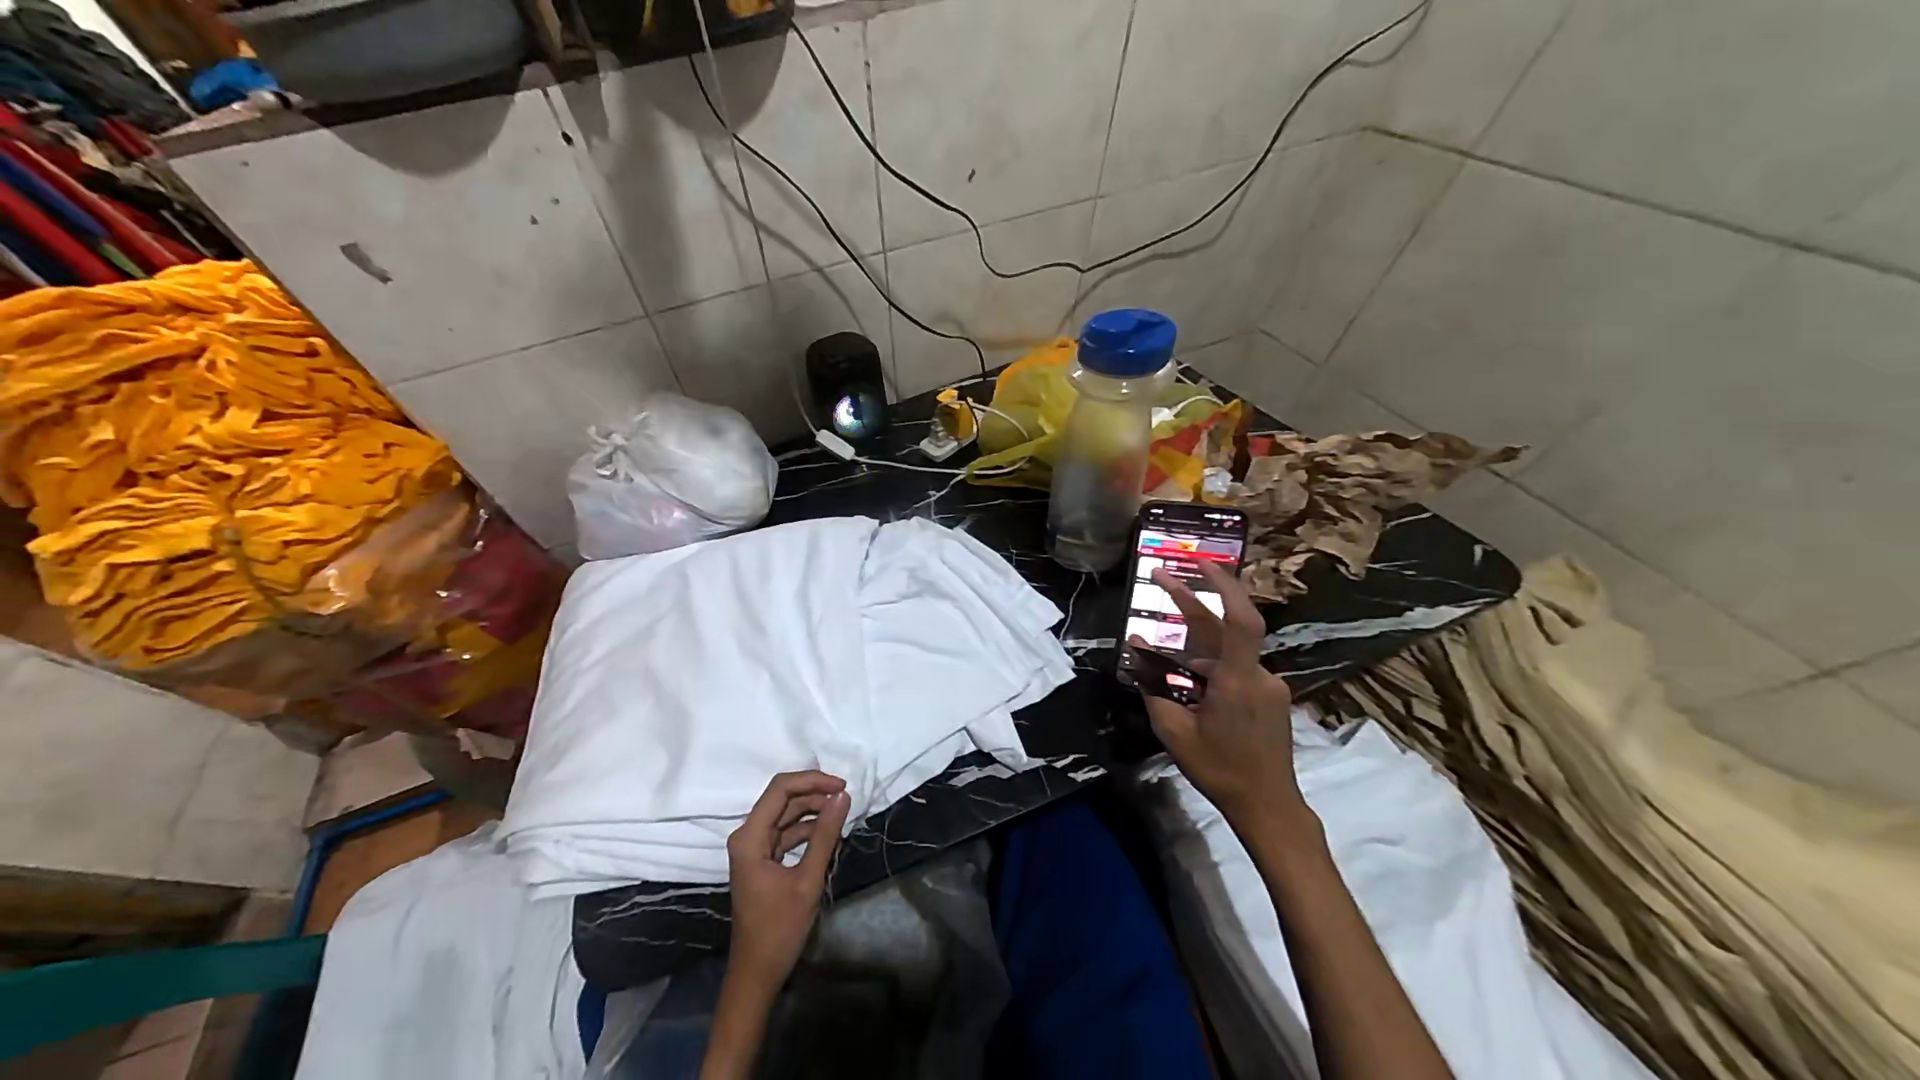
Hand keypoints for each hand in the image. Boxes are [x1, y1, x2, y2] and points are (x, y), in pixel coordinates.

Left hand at [723, 771, 851, 991]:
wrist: (758, 972)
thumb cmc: (779, 928)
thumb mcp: (808, 880)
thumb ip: (825, 835)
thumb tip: (843, 796)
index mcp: (749, 837)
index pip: (780, 789)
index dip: (812, 780)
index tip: (843, 786)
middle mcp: (747, 836)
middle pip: (783, 799)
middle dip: (815, 795)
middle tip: (847, 801)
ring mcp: (754, 848)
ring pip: (786, 815)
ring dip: (814, 813)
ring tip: (842, 819)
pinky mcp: (762, 860)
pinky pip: (787, 833)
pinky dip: (808, 831)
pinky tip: (829, 837)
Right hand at [1139, 562, 1301, 821]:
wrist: (1268, 805)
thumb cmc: (1218, 769)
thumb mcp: (1173, 730)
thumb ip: (1153, 685)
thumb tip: (1135, 647)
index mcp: (1237, 681)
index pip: (1240, 619)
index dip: (1224, 586)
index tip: (1202, 562)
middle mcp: (1258, 675)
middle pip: (1224, 629)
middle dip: (1191, 602)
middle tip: (1160, 577)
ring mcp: (1268, 686)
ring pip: (1226, 654)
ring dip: (1196, 652)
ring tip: (1168, 672)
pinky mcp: (1271, 697)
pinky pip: (1235, 670)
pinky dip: (1210, 669)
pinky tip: (1193, 690)